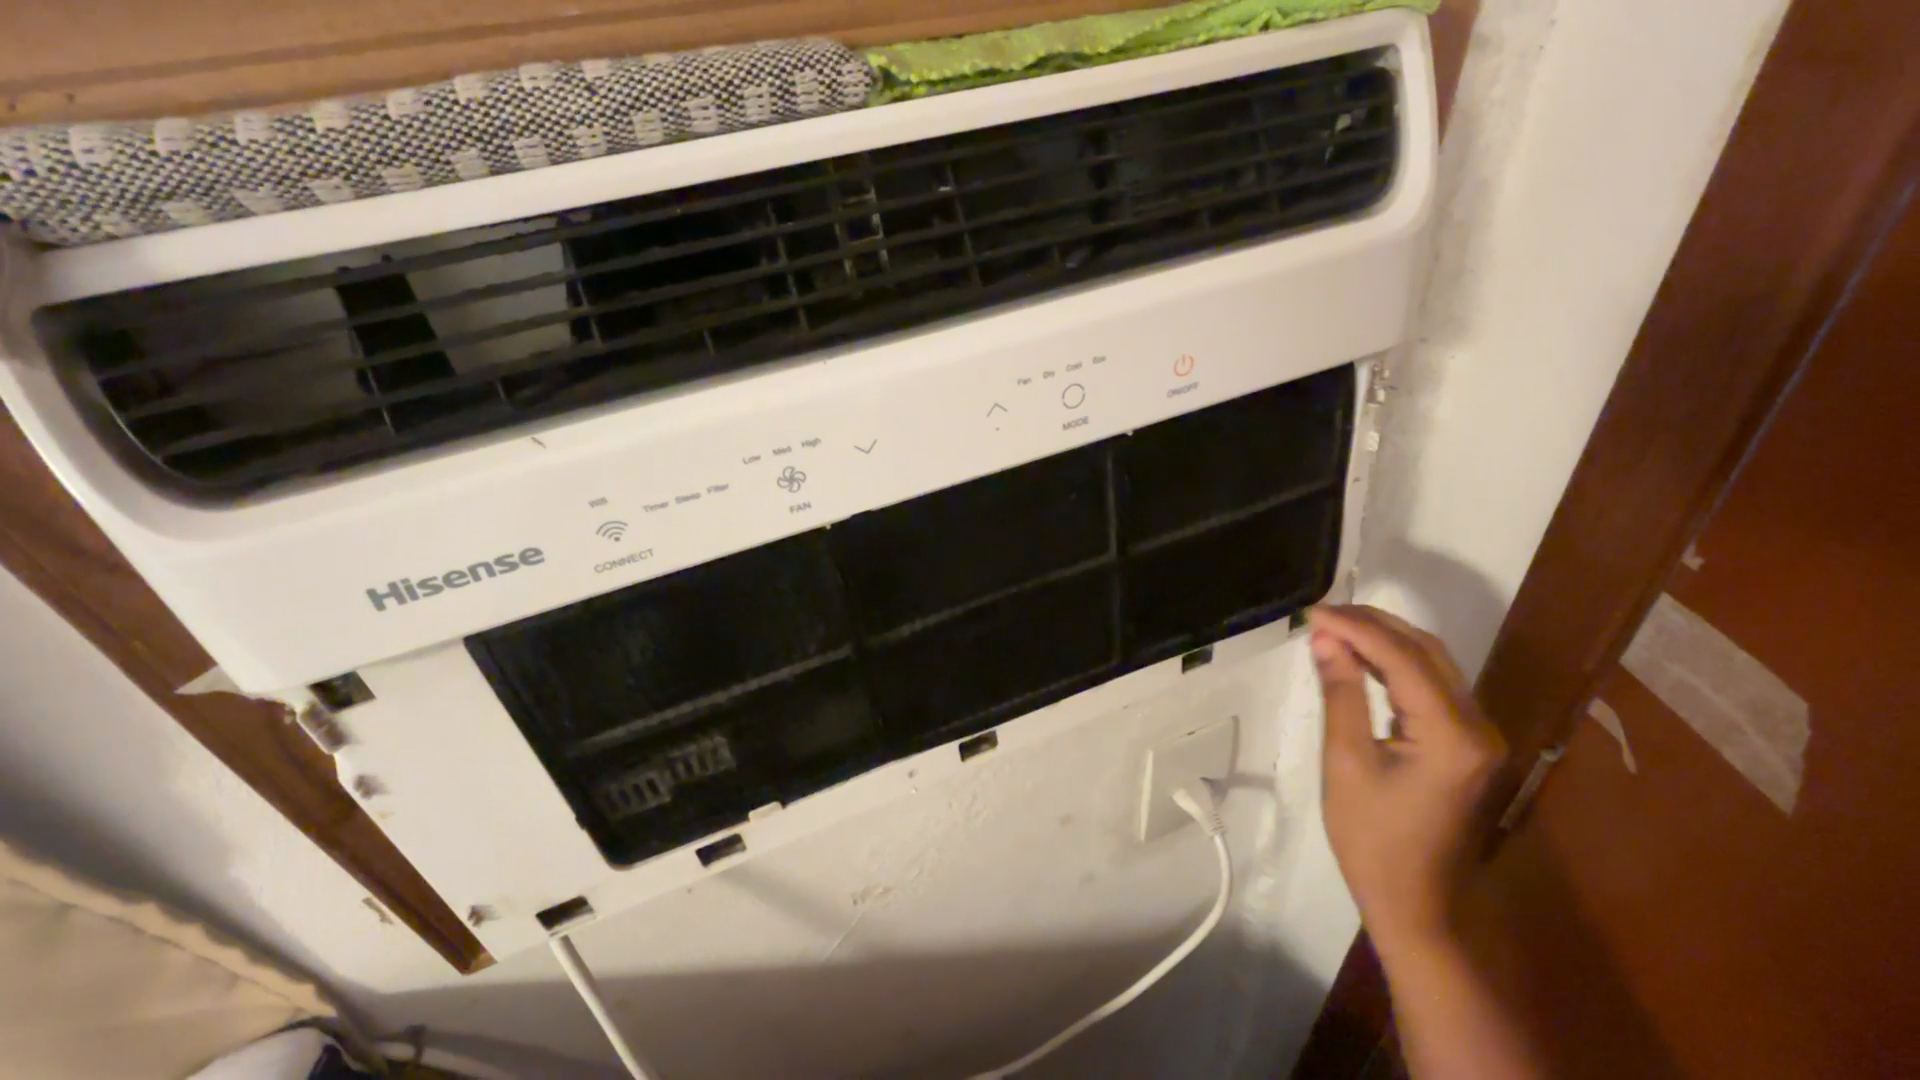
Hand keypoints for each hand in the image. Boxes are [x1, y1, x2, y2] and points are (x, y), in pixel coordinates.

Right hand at [1309, 605, 1506, 956]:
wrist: (1414, 902)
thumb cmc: (1372, 839)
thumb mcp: (1346, 763)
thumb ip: (1341, 695)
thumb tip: (1326, 639)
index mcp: (1452, 734)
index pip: (1403, 659)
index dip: (1357, 628)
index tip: (1314, 612)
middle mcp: (1478, 725)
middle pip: (1427, 653)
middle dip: (1374, 626)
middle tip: (1323, 613)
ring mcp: (1479, 735)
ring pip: (1434, 666)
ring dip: (1386, 642)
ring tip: (1336, 628)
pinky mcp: (1468, 745)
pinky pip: (1434, 688)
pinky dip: (1398, 667)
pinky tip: (1363, 660)